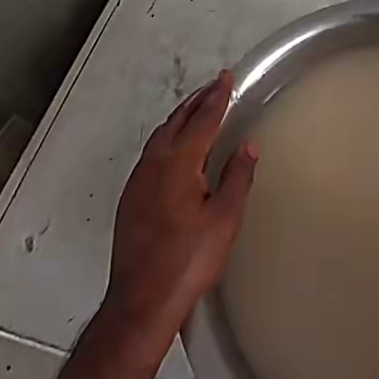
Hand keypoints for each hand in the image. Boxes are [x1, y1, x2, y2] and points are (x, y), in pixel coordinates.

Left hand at [103, 71, 257, 333]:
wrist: (142, 299)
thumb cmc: (185, 263)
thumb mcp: (224, 219)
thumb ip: (237, 177)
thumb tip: (246, 148)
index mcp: (178, 164)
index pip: (202, 119)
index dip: (217, 97)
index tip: (225, 79)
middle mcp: (153, 166)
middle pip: (177, 121)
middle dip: (197, 101)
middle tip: (213, 87)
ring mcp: (138, 181)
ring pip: (161, 136)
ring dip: (180, 117)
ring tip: (196, 109)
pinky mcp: (131, 198)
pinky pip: (150, 153)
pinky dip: (167, 138)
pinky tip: (174, 147)